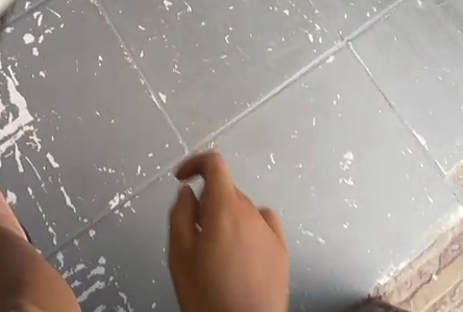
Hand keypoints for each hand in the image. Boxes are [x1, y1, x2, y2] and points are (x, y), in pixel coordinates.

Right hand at [168, 152, 288, 311]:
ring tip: (216, 247)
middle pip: (227, 189)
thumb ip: (180, 214)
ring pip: (244, 207)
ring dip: (228, 215)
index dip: (195, 163)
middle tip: (194, 226)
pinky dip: (252, 225)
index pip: (214, 163)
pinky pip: (265, 223)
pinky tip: (243, 246)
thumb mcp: (180, 255)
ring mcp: (269, 232)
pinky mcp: (282, 251)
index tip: (183, 177)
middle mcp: (250, 214)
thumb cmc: (208, 297)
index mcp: (224, 209)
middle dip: (208, 200)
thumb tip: (187, 193)